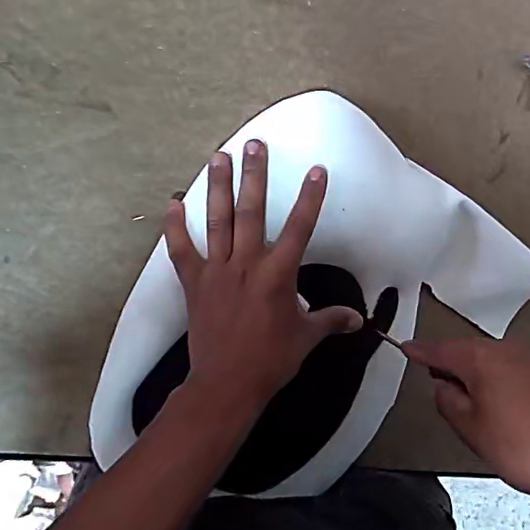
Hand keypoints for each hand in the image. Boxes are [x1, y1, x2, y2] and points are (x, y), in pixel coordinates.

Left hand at [164, 140, 361, 411]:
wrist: (226, 384)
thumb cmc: (270, 360)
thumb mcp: (307, 337)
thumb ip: (331, 321)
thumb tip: (356, 320)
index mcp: (278, 274)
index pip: (300, 227)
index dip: (310, 197)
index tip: (316, 170)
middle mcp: (246, 264)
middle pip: (252, 211)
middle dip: (255, 175)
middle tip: (255, 145)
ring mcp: (217, 272)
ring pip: (218, 221)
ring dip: (218, 188)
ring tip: (218, 158)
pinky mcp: (194, 284)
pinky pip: (183, 250)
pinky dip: (176, 227)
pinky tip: (173, 203)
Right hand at [402, 337, 529, 511]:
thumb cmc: (528, 447)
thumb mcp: (473, 431)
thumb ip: (450, 404)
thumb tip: (444, 386)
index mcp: (482, 358)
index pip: (441, 349)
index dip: (421, 351)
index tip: (406, 348)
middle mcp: (509, 350)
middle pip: (469, 352)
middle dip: (451, 367)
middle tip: (438, 387)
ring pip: (494, 363)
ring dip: (478, 379)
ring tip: (472, 409)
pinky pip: (514, 373)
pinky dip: (500, 385)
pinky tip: (504, 412)